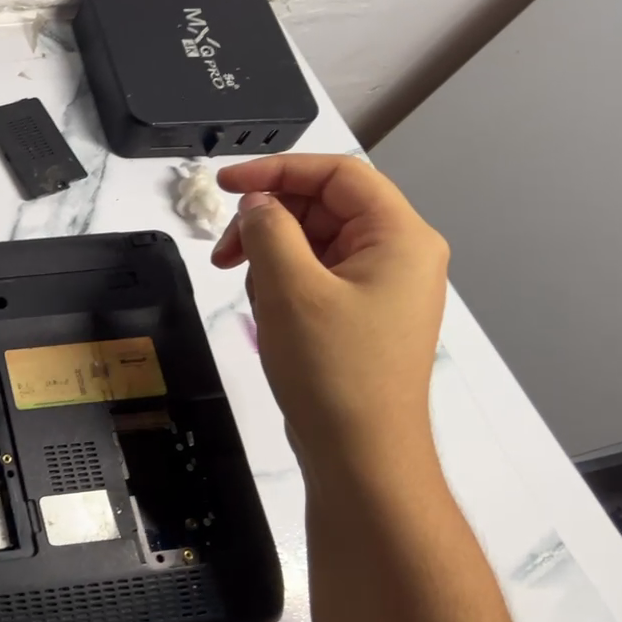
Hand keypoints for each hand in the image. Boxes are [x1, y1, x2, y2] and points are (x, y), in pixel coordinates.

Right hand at [210, 155, 448, 463]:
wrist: (360, 452)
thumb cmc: (332, 368)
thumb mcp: (289, 289)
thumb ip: (269, 231)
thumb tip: (257, 204)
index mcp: (399, 237)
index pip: (337, 175)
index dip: (277, 170)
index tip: (223, 185)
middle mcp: (398, 255)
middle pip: (323, 208)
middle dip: (267, 222)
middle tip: (222, 253)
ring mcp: (379, 288)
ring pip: (313, 243)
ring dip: (269, 255)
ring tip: (246, 291)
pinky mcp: (360, 316)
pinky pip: (315, 276)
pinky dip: (281, 282)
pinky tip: (265, 311)